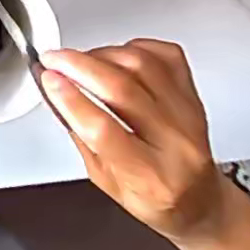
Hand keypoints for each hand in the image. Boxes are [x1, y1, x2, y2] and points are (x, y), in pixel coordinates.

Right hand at [40, 40, 232, 243]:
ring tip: (81, 61)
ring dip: (100, 54)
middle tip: (54, 59)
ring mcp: (189, 115)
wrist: (201, 201)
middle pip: (122, 89)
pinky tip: (115, 57)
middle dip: (78, 65)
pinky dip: (132, 48)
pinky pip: (163, 55)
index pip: (104, 130)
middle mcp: (176, 144)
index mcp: (150, 178)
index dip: (71, 99)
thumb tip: (54, 91)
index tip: (48, 78)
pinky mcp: (195, 93)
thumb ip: (80, 134)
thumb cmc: (153, 197)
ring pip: (141, 64)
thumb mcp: (104, 179)